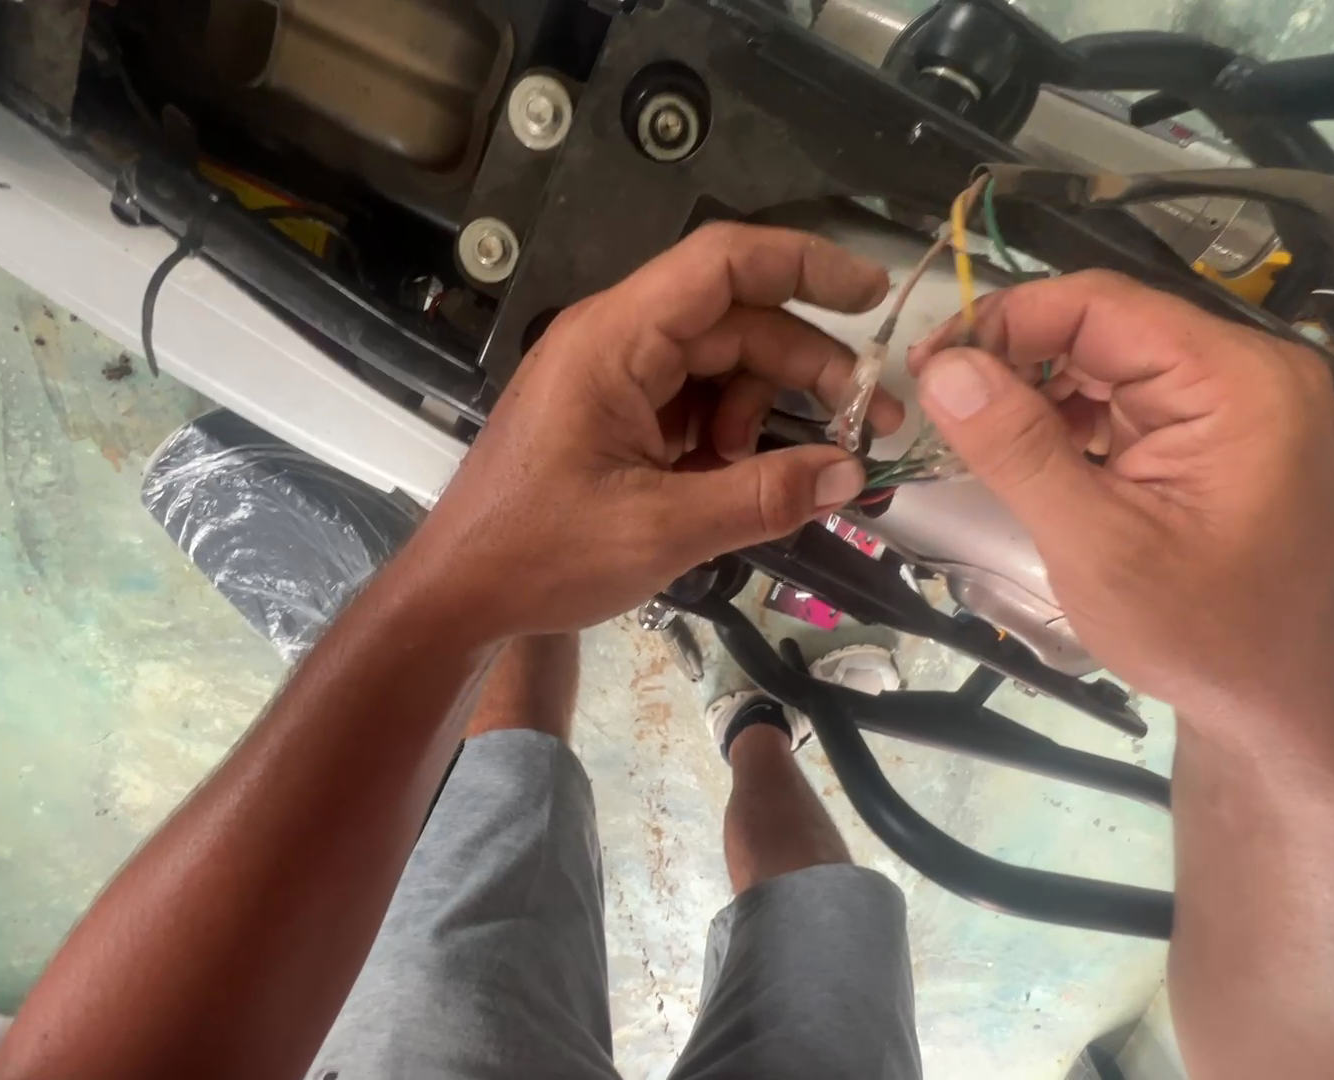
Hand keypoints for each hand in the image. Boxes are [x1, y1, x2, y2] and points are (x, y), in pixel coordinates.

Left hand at [403, 223, 902, 638]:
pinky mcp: (611, 417)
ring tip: (784, 475)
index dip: (805, 266)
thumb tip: (849, 475)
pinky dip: (726, 437)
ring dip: (764, 413)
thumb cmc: (541, 556)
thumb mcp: (661, 530)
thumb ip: (762, 497)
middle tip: (865, 427)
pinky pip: (689, 405)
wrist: (460, 593)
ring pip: (718, 368)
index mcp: (615, 341)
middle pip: (734, 325)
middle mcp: (614, 342)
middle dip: (806, 369)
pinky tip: (732, 480)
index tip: (873, 298)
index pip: (722, 265)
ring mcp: (611, 380)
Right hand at [907, 270, 1333, 724]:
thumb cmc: (1200, 633)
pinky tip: (1023, 458)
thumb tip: (942, 368)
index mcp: (1233, 380)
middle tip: (936, 405)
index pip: (1099, 305)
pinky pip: (1119, 405)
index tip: (927, 368)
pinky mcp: (1208, 441)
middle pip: (1101, 328)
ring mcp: (1228, 407)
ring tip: (970, 436)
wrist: (1285, 709)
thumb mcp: (1093, 543)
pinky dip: (1060, 423)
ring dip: (1030, 393)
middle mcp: (1240, 373)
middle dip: (1010, 359)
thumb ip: (1017, 449)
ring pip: (1104, 365)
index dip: (1002, 322)